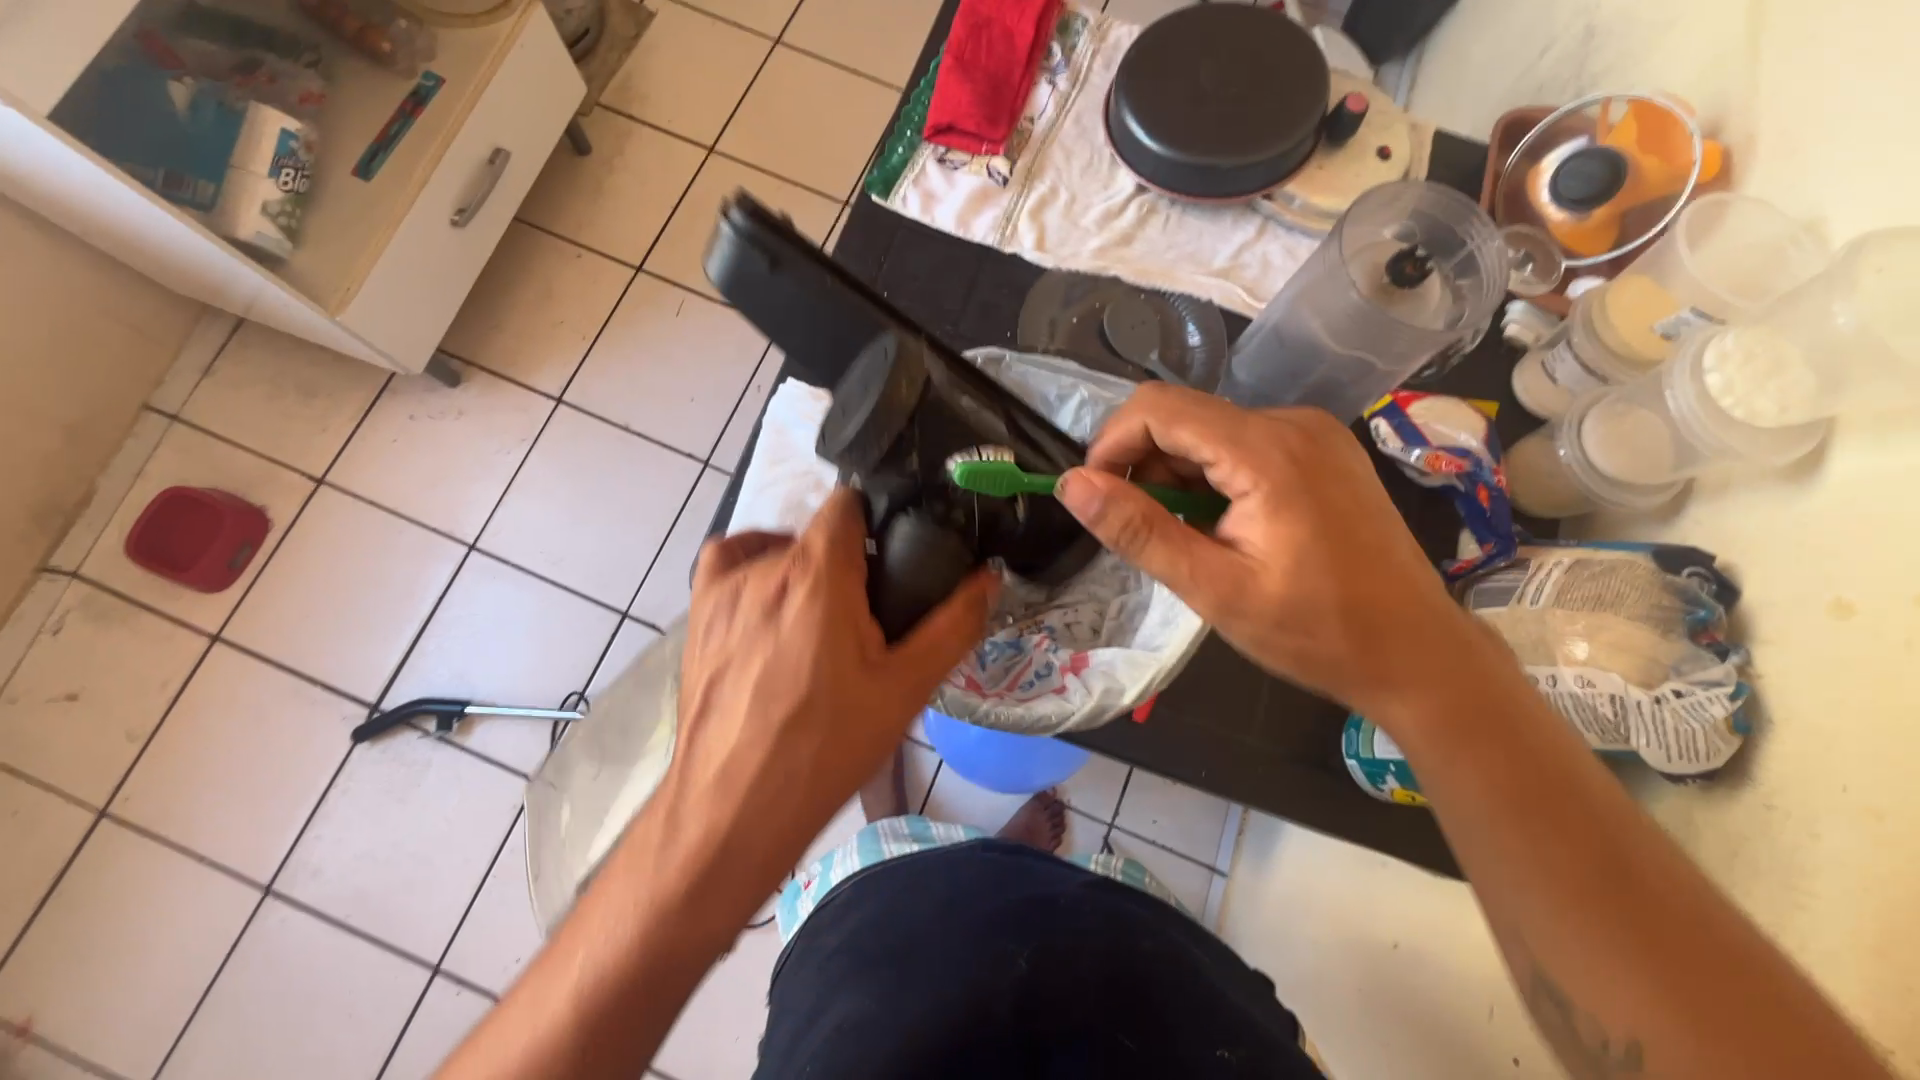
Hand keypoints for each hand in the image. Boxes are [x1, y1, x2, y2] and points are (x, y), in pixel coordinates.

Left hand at [670, 488, 998, 862]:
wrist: (738, 804)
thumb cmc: (828, 744)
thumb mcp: (907, 688)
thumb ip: (953, 624)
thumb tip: (989, 578)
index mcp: (818, 572)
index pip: (847, 504)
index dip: (876, 521)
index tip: (894, 559)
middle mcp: (765, 566)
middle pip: (814, 533)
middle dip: (846, 560)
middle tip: (867, 615)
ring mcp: (721, 589)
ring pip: (773, 550)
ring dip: (800, 568)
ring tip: (819, 620)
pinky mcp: (697, 615)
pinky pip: (726, 566)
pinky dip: (752, 570)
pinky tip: (767, 608)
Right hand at [1054, 383, 1486, 718]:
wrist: (1416, 654)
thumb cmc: (1314, 631)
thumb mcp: (1213, 588)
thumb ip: (1139, 531)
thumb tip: (1071, 486)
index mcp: (1266, 450)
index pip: (1158, 408)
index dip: (1111, 445)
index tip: (1096, 499)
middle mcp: (1292, 422)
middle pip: (1184, 416)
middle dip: (1145, 467)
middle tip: (1145, 534)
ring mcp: (1315, 434)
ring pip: (1212, 432)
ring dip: (1179, 477)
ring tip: (1191, 541)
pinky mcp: (1324, 452)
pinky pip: (1245, 445)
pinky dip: (1215, 478)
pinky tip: (1225, 529)